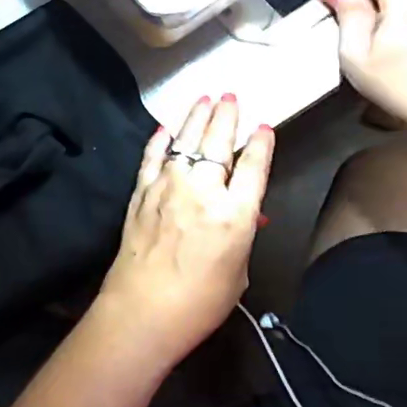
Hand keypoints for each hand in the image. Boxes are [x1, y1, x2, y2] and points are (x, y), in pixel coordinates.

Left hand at [96, 96, 273, 362]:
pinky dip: (160, 139)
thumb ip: (240, 233)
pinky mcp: (142, 191)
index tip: (264, 126)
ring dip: (196, 117)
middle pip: (218, 142)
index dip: (261, 143)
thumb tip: (241, 212)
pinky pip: (152, 156)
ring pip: (185, 140)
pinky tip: (166, 127)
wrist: (143, 309)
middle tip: (231, 97)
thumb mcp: (237, 270)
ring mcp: (168, 186)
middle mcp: (202, 190)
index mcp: (234, 214)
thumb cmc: (199, 302)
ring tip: (205, 98)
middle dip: (227, 116)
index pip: (254, 166)